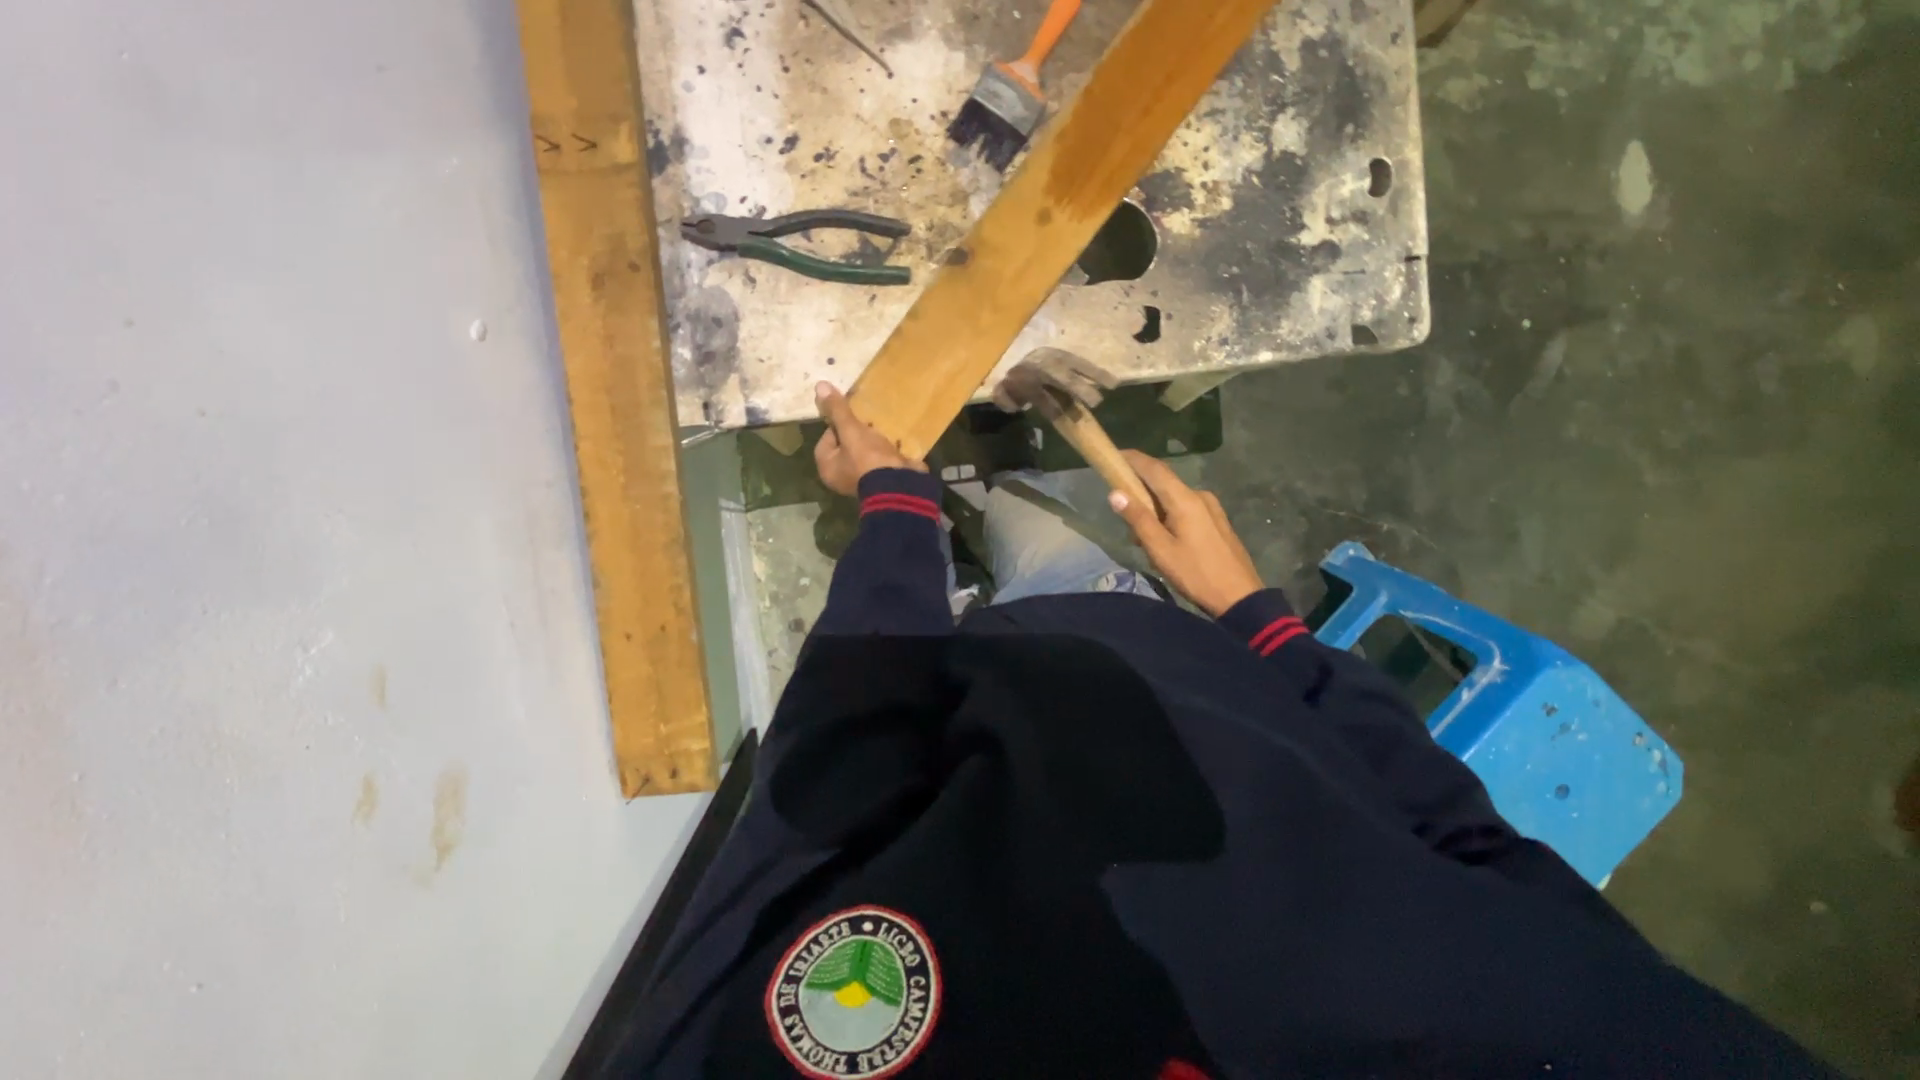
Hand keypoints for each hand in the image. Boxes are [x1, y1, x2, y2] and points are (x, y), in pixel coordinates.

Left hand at [813, 381, 924, 495]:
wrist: (900, 485)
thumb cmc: (868, 458)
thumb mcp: (850, 430)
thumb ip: (837, 410)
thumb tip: (819, 386)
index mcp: (828, 468)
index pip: (825, 440)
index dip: (836, 425)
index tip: (850, 416)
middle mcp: (842, 477)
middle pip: (846, 446)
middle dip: (857, 432)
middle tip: (867, 419)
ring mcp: (864, 480)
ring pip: (865, 453)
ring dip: (873, 440)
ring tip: (882, 425)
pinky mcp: (883, 479)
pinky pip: (881, 459)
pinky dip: (887, 449)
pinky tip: (895, 438)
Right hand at [1108, 450, 1264, 616]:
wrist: (1240, 597)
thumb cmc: (1196, 573)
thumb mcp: (1161, 550)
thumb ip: (1138, 519)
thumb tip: (1115, 493)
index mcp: (1185, 499)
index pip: (1154, 468)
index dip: (1132, 459)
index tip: (1113, 456)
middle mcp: (1200, 495)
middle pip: (1163, 483)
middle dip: (1140, 493)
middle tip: (1124, 517)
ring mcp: (1212, 507)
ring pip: (1174, 499)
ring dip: (1155, 510)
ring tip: (1144, 541)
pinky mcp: (1217, 521)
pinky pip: (1186, 509)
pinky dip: (1169, 517)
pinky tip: (1166, 542)